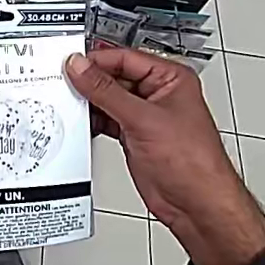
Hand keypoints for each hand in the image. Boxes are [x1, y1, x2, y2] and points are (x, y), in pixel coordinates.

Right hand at [66, 49, 264, 264]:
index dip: (97, 60)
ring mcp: (144, 115)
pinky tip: (83, 122)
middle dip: (91, 81)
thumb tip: (82, 67)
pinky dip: (93, 120)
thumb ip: (107, 91)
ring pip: (108, 98)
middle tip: (67, 83)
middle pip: (114, 76)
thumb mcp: (143, 118)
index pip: (126, 58)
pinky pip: (106, 118)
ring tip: (72, 103)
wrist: (197, 206)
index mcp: (170, 78)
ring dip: (90, 102)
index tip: (73, 63)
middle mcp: (157, 94)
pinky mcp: (133, 135)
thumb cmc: (194, 163)